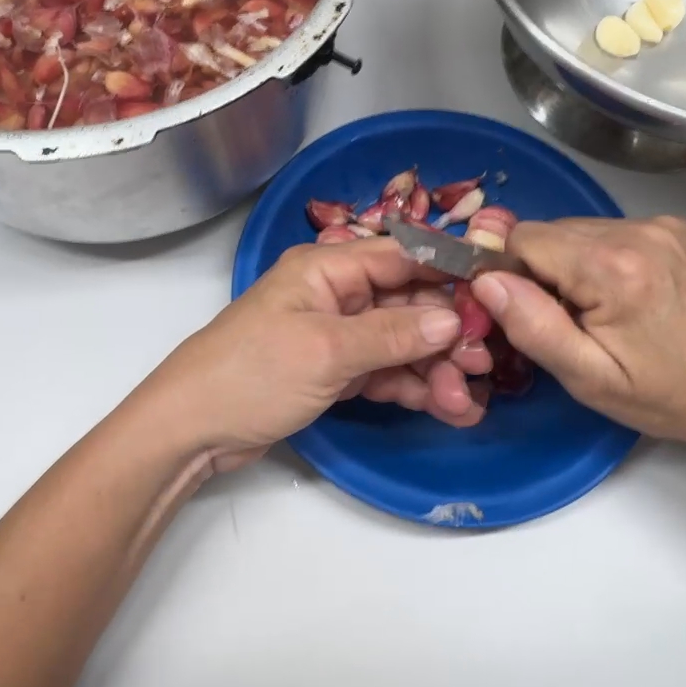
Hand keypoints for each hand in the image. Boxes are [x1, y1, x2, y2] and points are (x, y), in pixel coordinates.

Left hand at [135, 236, 475, 470]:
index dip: (447, 273)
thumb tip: (452, 318)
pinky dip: (409, 387)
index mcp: (325, 268)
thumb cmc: (252, 373)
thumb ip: (392, 334)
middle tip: (480, 366)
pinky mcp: (330, 371)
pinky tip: (443, 407)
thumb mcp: (326, 350)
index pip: (400, 257)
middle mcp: (332, 294)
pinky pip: (381, 370)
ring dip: (432, 368)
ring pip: (398, 341)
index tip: (494, 295)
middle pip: (405, 303)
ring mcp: (332, 334)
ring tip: (466, 402)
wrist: (191, 429)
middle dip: (444, 333)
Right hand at [471, 217, 685, 454]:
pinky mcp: (680, 227)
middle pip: (550, 232)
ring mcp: (663, 225)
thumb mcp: (590, 379)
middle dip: (544, 270)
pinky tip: (633, 295)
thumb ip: (532, 326)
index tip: (531, 311)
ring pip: (581, 229)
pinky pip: (615, 230)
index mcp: (611, 268)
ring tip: (606, 310)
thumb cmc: (670, 397)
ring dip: (575, 262)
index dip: (512, 273)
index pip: (522, 239)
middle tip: (571, 319)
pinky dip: (607, 256)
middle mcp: (638, 232)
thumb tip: (485, 280)